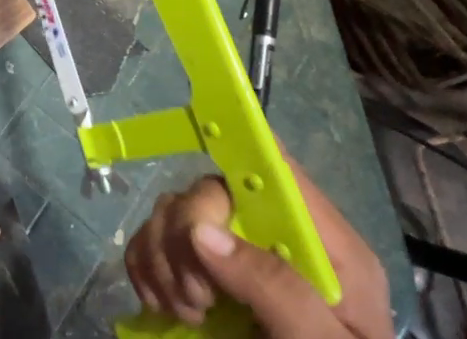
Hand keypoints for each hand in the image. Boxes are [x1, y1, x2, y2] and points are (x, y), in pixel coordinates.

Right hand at [125, 158, 390, 338]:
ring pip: (170, 213)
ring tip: (183, 311)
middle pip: (208, 192)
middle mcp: (274, 235)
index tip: (198, 191)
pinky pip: (150, 241)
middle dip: (184, 237)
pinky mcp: (198, 272)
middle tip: (196, 298)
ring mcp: (232, 253)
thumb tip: (202, 232)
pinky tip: (158, 301)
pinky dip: (142, 264)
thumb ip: (277, 290)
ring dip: (161, 257)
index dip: (234, 156)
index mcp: (324, 244)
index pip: (275, 170)